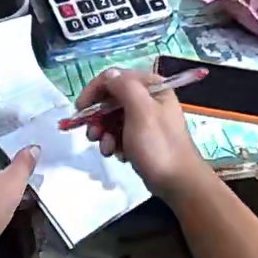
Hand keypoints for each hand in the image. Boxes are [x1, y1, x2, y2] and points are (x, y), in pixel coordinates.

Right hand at [74, 67, 215, 203]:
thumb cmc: (158, 145)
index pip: (114, 78)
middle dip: (98, 117)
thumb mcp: (141, 111)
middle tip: (92, 135)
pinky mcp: (141, 138)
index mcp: (151, 86)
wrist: (177, 182)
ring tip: (107, 149)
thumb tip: (109, 75)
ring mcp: (145, 119)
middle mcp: (148, 99)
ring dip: (104, 133)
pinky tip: (118, 155)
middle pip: (111, 99)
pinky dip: (114, 143)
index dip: (94, 91)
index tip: (80, 109)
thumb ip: (124, 87)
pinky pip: (119, 134)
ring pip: (112, 118)